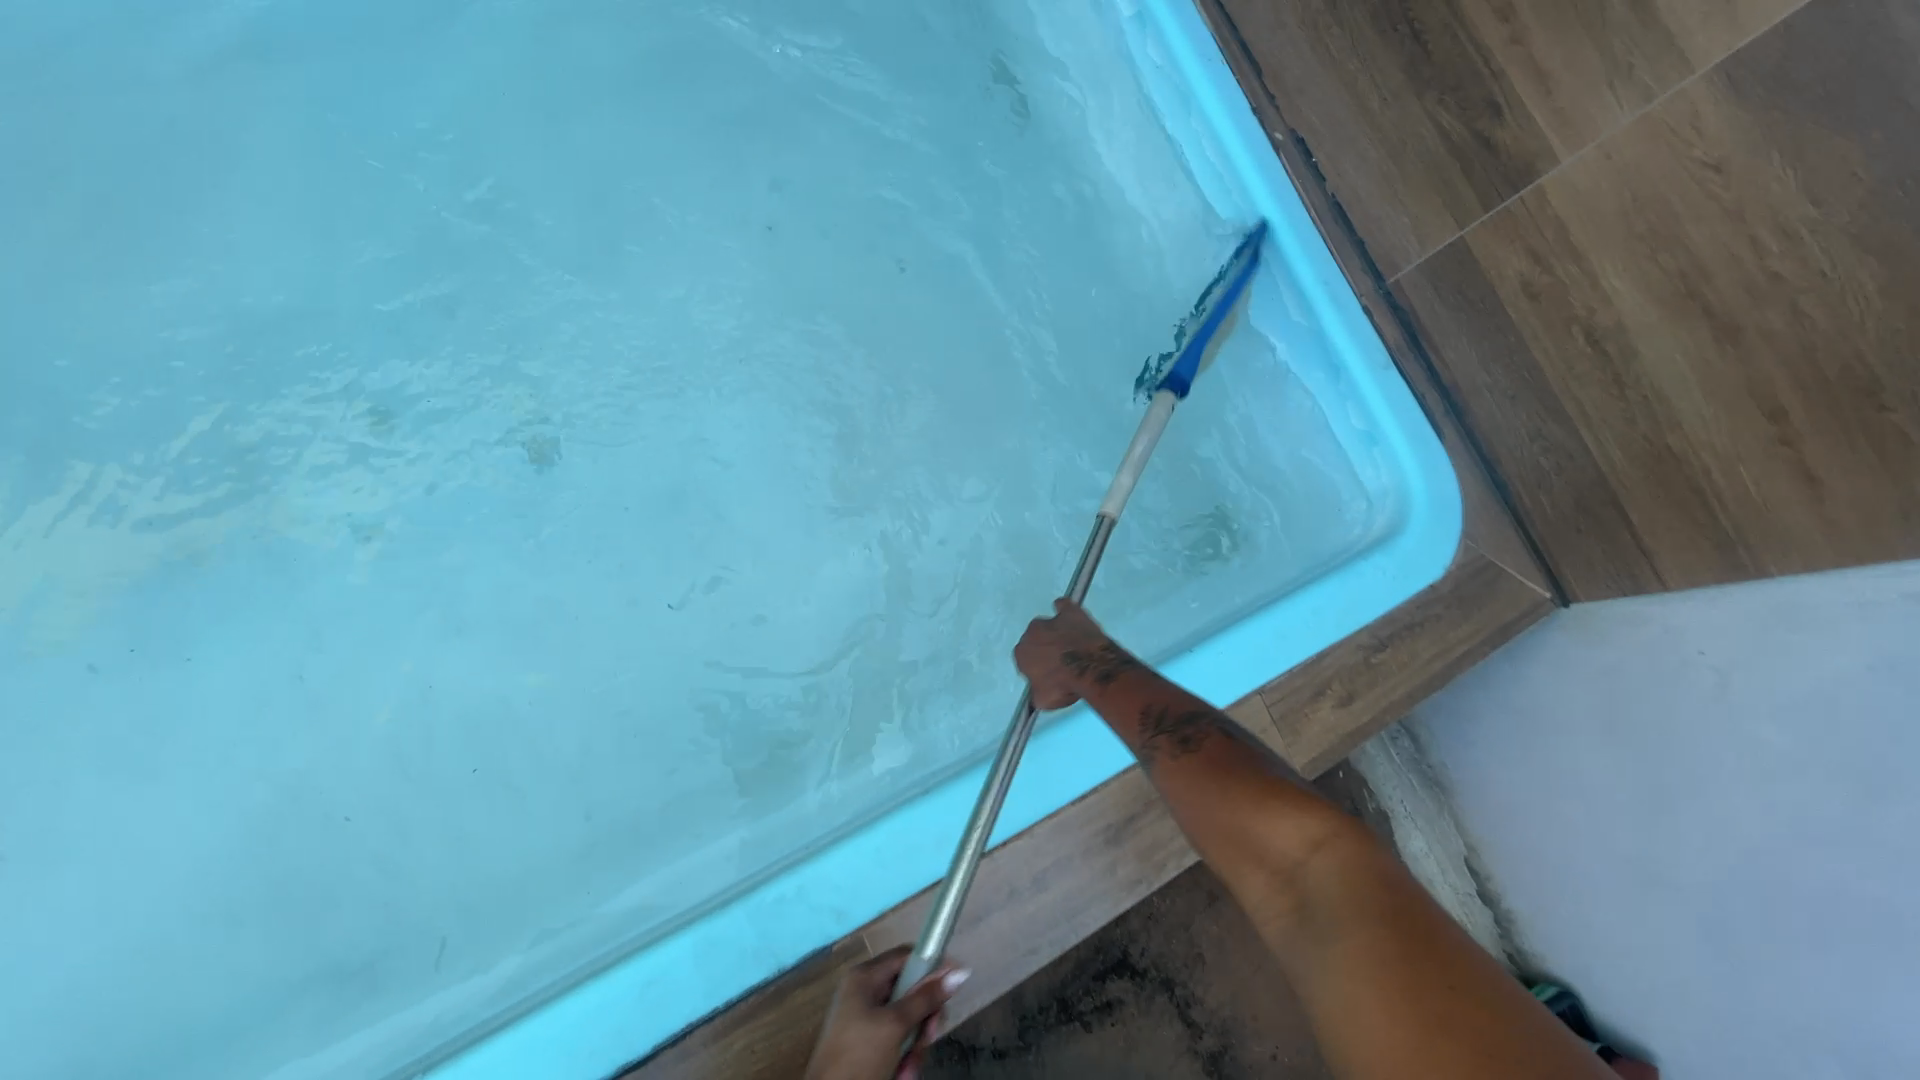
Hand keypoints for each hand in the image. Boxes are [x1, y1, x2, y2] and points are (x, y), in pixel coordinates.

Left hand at [803, 947, 968, 1079]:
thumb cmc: (859, 1055)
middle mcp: (865, 991)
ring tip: (909, 1067)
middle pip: (911, 991)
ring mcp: (866, 1016)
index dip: (932, 967)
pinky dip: (904, 1056)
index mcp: (865, 977)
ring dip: (915, 1044)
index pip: (907, 956)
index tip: (953, 987)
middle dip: (923, 1019)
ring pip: (907, 1019)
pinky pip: (897, 1038)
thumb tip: (960, 971)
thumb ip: (927, 998)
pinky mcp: (868, 1041)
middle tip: (929, 1037)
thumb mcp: (896, 1025)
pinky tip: (901, 1073)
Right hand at [1013, 598, 1134, 710]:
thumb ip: (1037, 692)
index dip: (1038, 668)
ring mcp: (1051, 621)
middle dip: (1045, 650)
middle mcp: (1031, 634)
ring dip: (1056, 633)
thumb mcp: (1044, 700)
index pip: (1025, 660)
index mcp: (1021, 654)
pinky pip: (1064, 606)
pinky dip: (1065, 610)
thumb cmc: (1064, 686)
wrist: (1091, 669)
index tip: (1049, 675)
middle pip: (1036, 641)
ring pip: (1049, 625)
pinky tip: (1070, 615)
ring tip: (1071, 646)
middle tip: (1061, 663)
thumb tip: (1038, 694)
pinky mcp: (1070, 612)